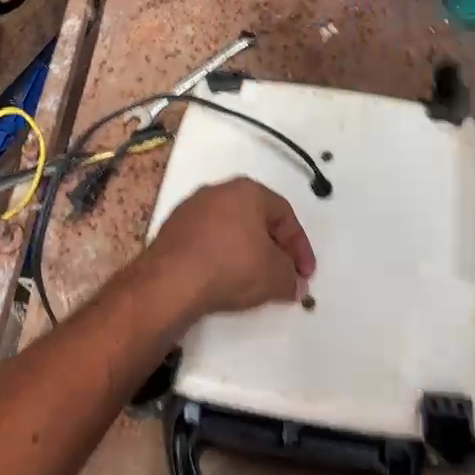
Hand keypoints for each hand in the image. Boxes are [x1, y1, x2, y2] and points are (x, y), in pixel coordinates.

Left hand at [143, 178, 315, 320]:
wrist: (170, 281)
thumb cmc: (232, 266)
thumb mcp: (275, 276)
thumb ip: (291, 278)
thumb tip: (295, 283)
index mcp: (248, 190)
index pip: (285, 215)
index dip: (300, 247)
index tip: (304, 276)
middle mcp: (218, 190)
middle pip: (256, 219)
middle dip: (272, 248)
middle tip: (281, 275)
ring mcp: (191, 208)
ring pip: (230, 229)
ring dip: (245, 253)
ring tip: (252, 282)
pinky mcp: (171, 229)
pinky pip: (206, 241)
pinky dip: (219, 257)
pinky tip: (222, 280)